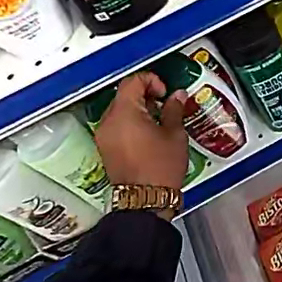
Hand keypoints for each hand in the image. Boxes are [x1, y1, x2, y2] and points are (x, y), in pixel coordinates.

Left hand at [94, 73, 188, 192]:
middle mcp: (109, 122)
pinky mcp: (106, 147)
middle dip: (145, 94)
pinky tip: (148, 133)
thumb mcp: (174, 134)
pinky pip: (116, 124)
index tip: (164, 92)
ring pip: (119, 109)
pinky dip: (130, 122)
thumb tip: (177, 96)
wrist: (145, 200)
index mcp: (125, 113)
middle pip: (124, 94)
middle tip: (164, 103)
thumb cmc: (160, 169)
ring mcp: (105, 135)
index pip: (133, 81)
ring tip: (158, 119)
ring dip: (137, 108)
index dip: (151, 81)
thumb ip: (174, 109)